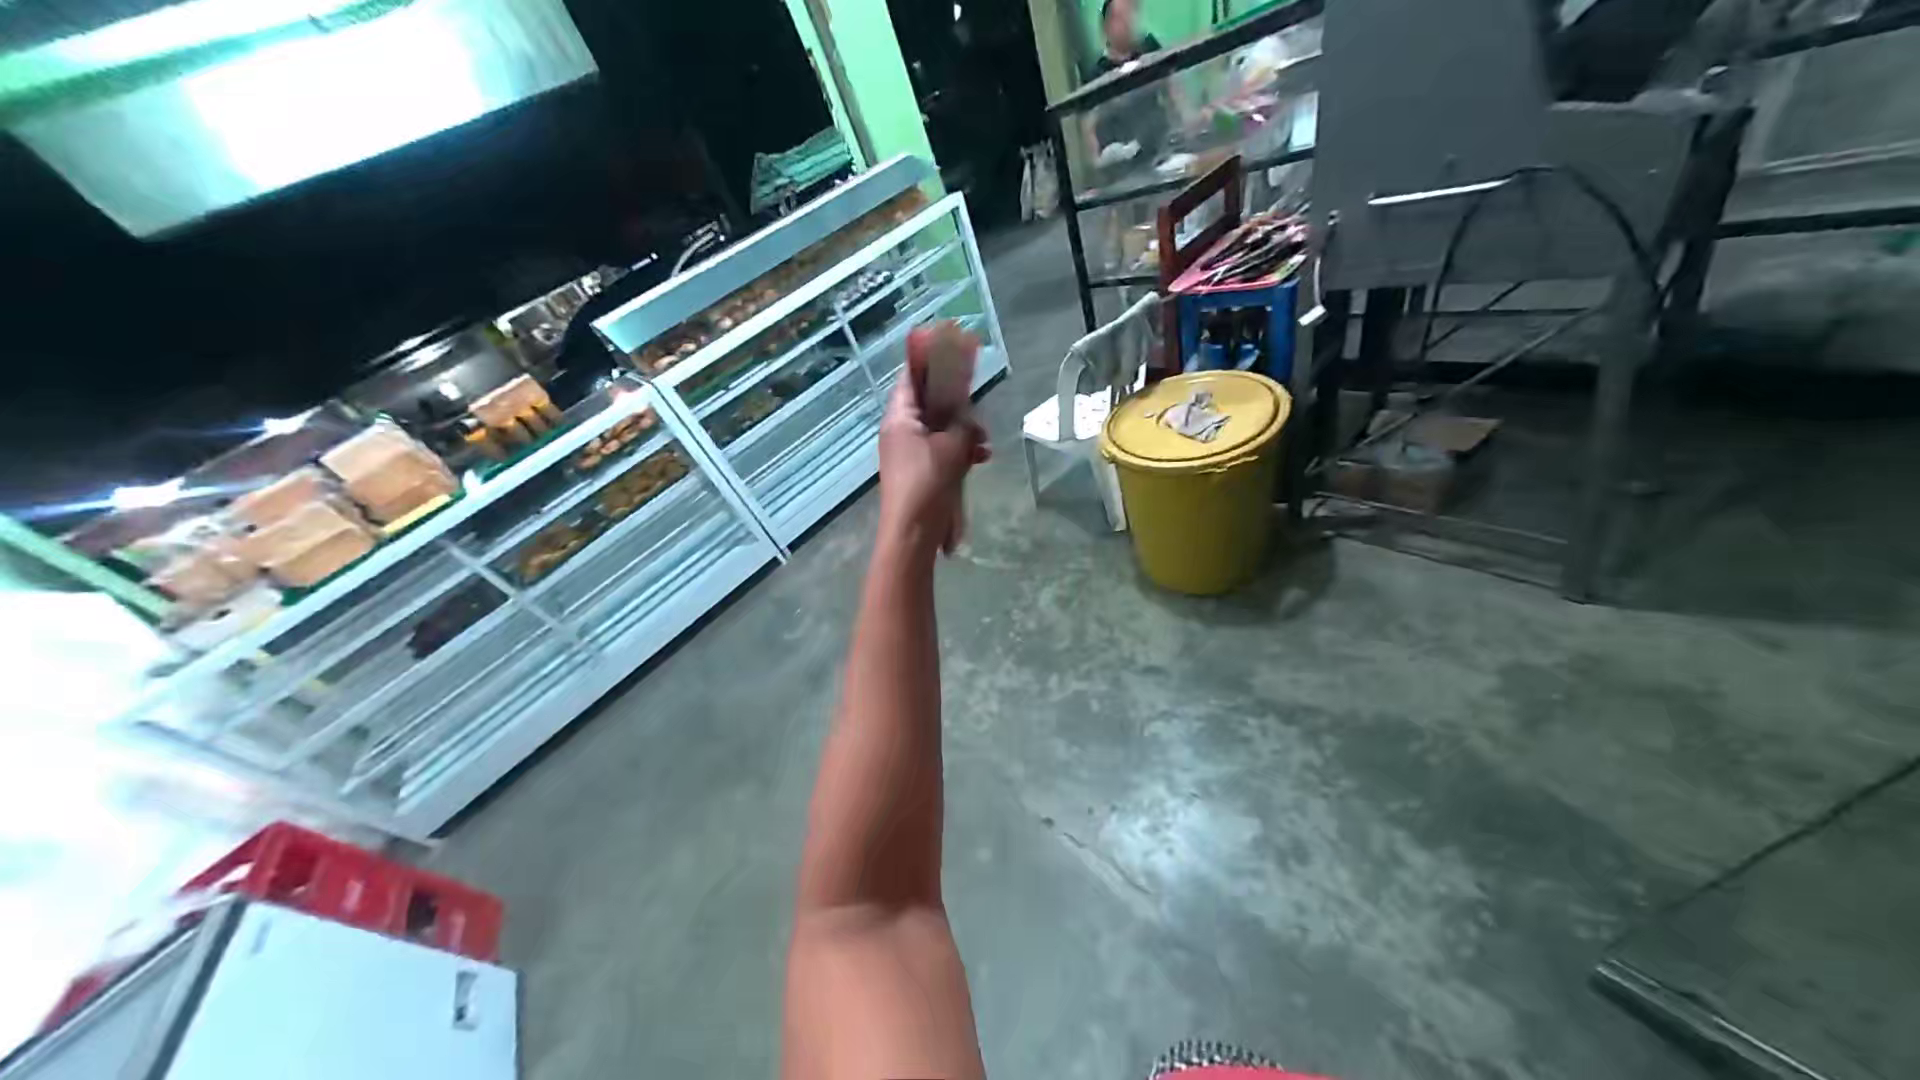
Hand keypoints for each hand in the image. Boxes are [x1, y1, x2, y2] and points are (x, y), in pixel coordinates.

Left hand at [878, 325, 989, 557]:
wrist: (912, 532)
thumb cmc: (927, 483)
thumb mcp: (953, 448)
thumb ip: (964, 425)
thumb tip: (968, 419)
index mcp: (900, 417)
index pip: (912, 377)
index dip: (929, 360)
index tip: (947, 344)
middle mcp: (899, 430)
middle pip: (928, 402)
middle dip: (956, 404)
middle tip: (976, 405)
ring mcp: (907, 452)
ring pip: (938, 428)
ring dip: (962, 431)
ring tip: (983, 443)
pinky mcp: (918, 471)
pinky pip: (940, 450)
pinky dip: (958, 451)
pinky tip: (979, 458)